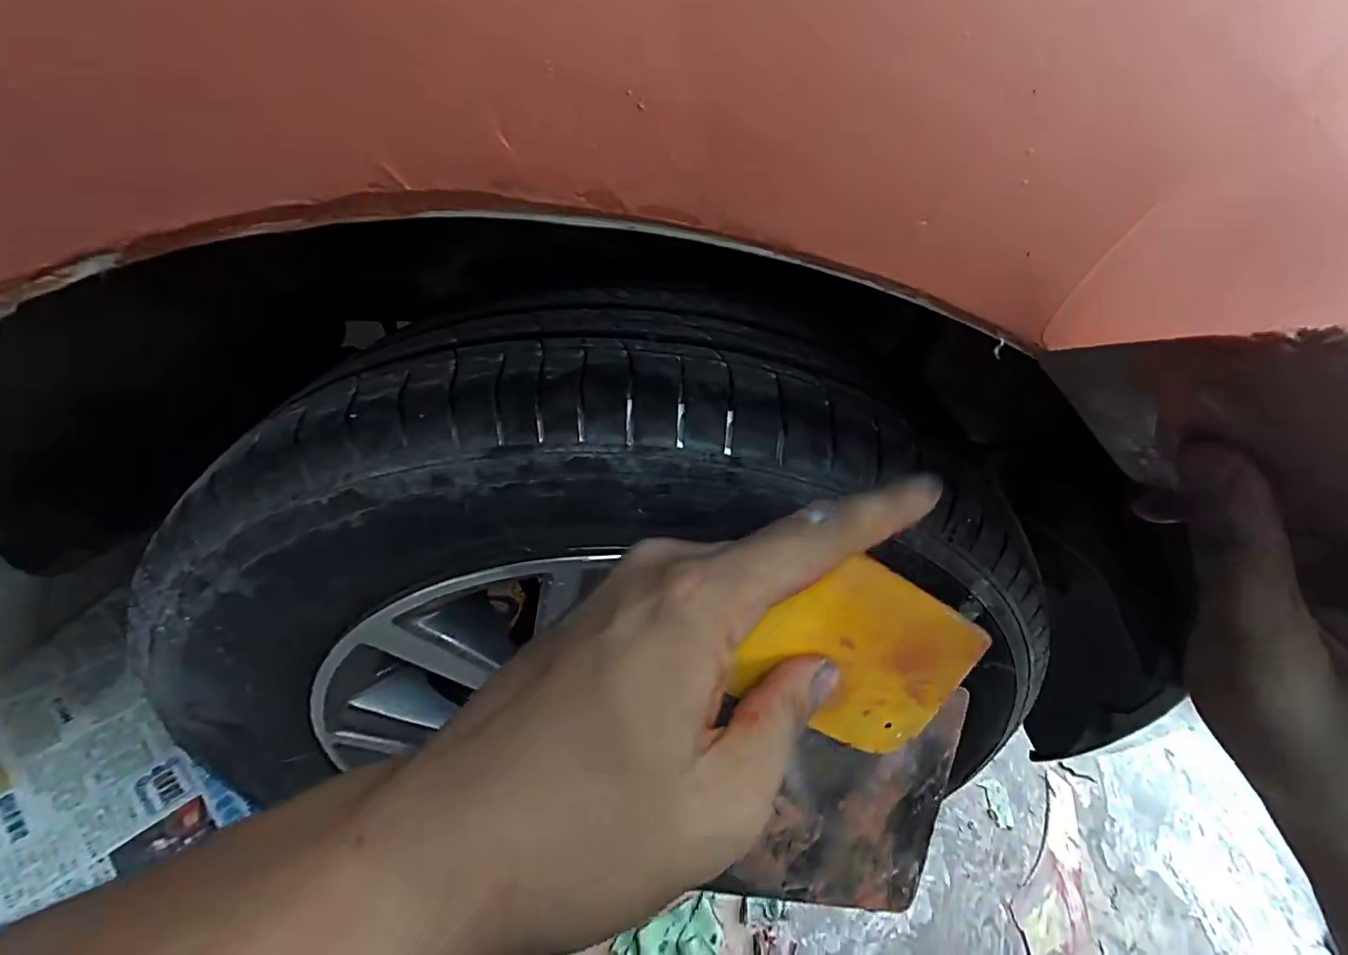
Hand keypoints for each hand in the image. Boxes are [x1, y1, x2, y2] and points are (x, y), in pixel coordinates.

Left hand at [343, 477, 942, 953]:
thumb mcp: (713, 809)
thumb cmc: (579, 840)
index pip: (810, 541)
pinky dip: (727, 632)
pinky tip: (723, 687)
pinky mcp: (593, 617)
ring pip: (728, 586)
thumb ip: (781, 724)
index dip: (879, 513)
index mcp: (696, 604)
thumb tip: (812, 668)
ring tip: (793, 678)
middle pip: (770, 562)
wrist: (420, 857)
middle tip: (863, 636)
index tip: (927, 490)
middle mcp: (659, 574)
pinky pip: (687, 606)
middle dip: (825, 591)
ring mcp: (618, 590)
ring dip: (771, 621)